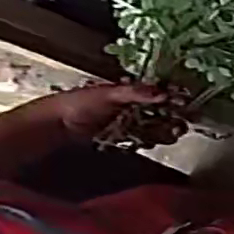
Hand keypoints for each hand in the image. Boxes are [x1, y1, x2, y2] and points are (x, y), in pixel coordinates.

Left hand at [25, 83, 167, 139]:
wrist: (47, 129)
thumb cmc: (73, 105)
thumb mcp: (105, 94)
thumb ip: (134, 92)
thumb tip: (164, 92)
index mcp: (132, 92)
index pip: (164, 93)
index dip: (177, 98)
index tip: (186, 104)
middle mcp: (136, 106)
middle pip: (168, 111)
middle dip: (177, 118)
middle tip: (179, 125)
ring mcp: (132, 123)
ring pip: (162, 126)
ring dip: (168, 131)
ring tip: (167, 135)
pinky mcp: (127, 138)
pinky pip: (150, 139)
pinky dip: (154, 140)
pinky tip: (150, 141)